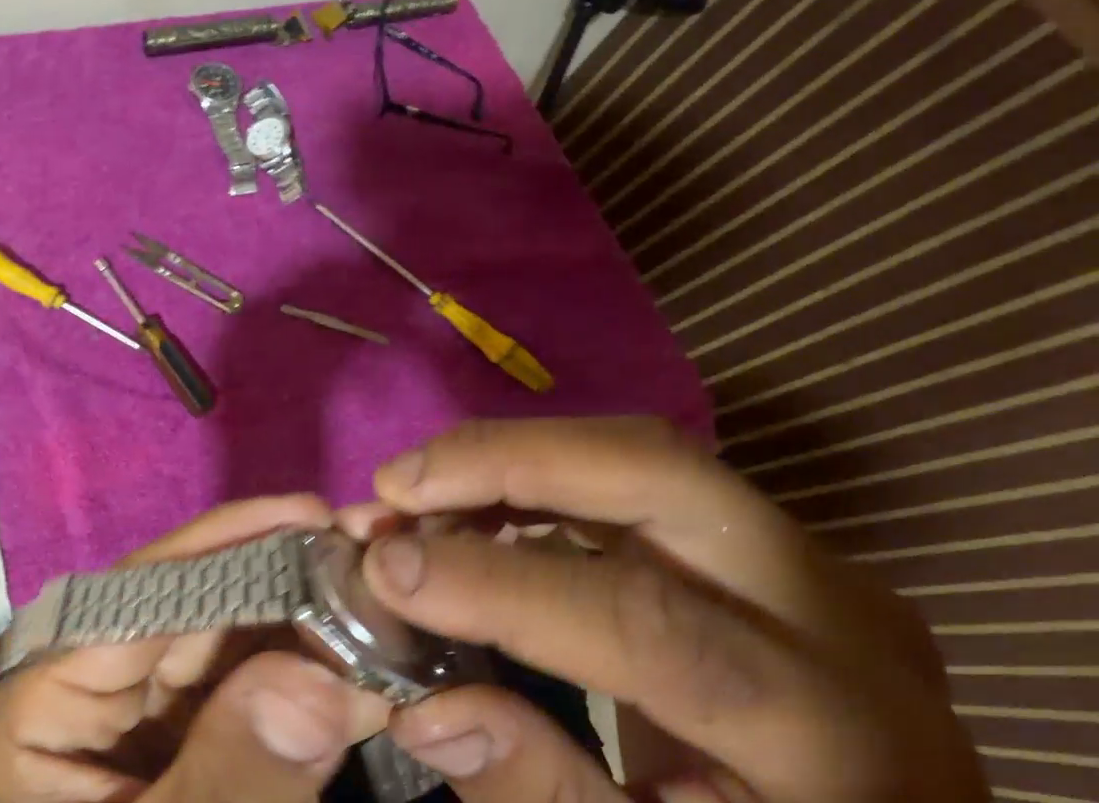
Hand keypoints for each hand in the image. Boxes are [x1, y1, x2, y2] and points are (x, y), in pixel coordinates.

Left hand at [0, 494, 390, 801]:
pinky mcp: (206, 733)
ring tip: (386, 573)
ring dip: (313, 610)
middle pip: (195, 605)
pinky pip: (264, 682)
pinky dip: (319, 665)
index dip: (224, 549)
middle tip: (372, 539)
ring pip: (238, 636)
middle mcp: (97, 681)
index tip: (310, 515)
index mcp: (48, 698)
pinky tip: (376, 642)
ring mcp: (154, 706)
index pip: (136, 600)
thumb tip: (317, 674)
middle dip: (285, 573)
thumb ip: (237, 779)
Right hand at [352, 417, 984, 802]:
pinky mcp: (763, 542)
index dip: (507, 585)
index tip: (387, 568)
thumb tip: (423, 708)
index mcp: (837, 736)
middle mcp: (837, 616)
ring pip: (643, 454)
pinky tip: (469, 509)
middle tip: (397, 484)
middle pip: (663, 475)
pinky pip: (635, 478)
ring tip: (410, 493)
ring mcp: (805, 562)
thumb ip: (542, 794)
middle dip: (510, 461)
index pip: (654, 624)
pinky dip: (535, 477)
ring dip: (510, 458)